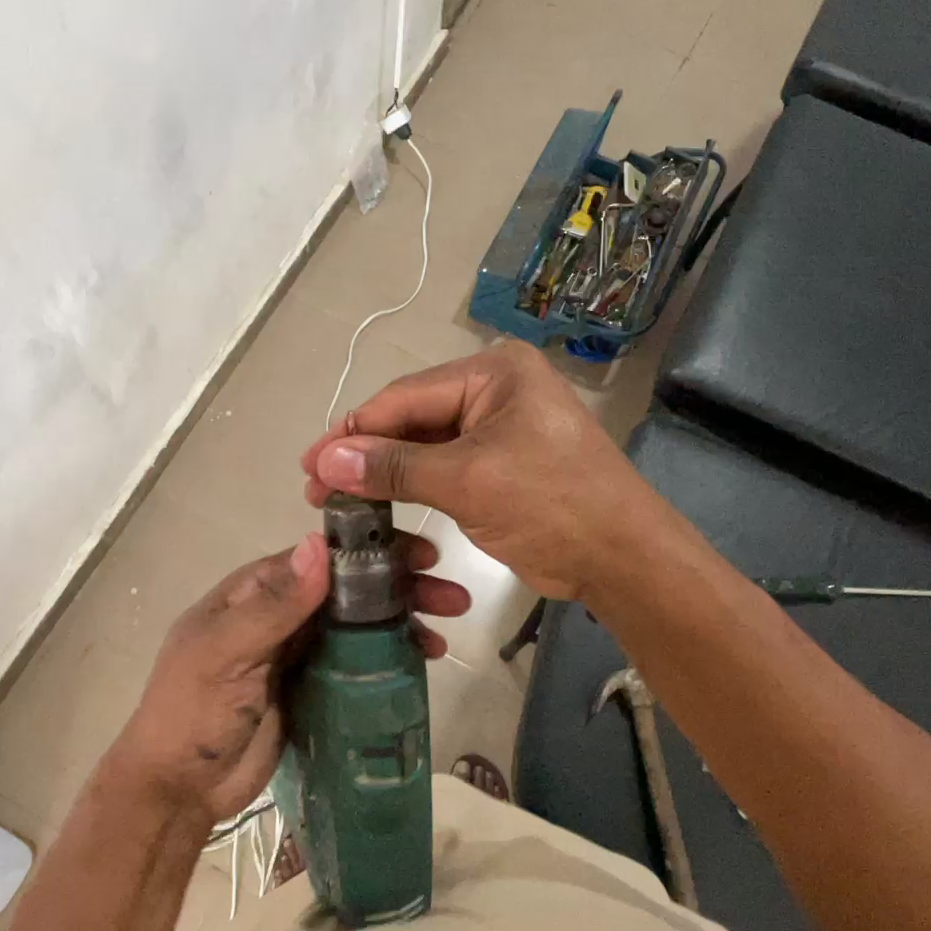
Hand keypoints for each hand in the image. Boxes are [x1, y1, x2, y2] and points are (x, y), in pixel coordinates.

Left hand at [107, 532, 470, 825]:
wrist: (179, 790)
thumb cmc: (191, 712)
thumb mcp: (224, 654)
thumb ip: (271, 605)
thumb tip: (319, 545)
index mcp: (252, 593)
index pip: (319, 558)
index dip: (370, 552)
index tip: (421, 553)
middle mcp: (279, 615)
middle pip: (348, 590)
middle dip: (399, 587)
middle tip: (452, 597)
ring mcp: (298, 653)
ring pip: (358, 625)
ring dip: (401, 622)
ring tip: (445, 634)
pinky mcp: (313, 688)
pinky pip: (357, 662)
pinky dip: (389, 657)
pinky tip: (421, 660)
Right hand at [300, 342, 662, 600]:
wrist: (622, 557)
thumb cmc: (552, 505)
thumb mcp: (468, 481)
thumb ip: (395, 468)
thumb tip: (327, 461)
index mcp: (493, 373)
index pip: (405, 397)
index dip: (353, 432)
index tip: (309, 465)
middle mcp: (494, 390)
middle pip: (412, 418)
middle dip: (365, 454)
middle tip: (316, 488)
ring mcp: (499, 428)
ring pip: (425, 446)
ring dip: (385, 473)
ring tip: (337, 500)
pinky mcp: (501, 464)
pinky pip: (445, 468)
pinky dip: (413, 487)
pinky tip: (379, 504)